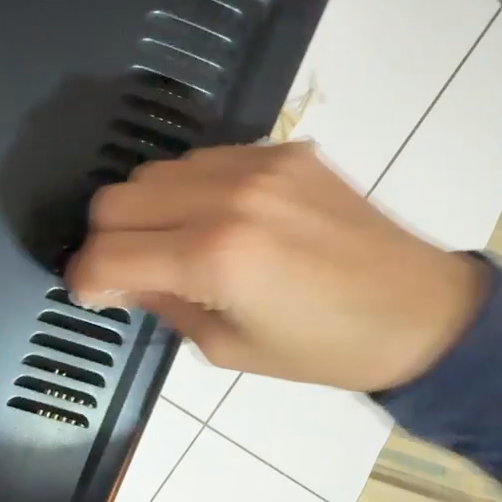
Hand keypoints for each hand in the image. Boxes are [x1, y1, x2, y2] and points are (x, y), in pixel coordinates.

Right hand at [65, 141, 485, 392]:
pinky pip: (200, 160)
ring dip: (142, 212)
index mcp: (214, 258)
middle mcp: (228, 198)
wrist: (417, 310)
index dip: (83, 282)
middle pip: (114, 200)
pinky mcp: (282, 151)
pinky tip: (209, 221)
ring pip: (151, 173)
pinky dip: (185, 191)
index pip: (106, 255)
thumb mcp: (224, 347)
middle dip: (104, 242)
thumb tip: (122, 282)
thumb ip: (163, 304)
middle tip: (125, 274)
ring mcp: (257, 166)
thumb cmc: (319, 350)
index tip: (90, 297)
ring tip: (168, 246)